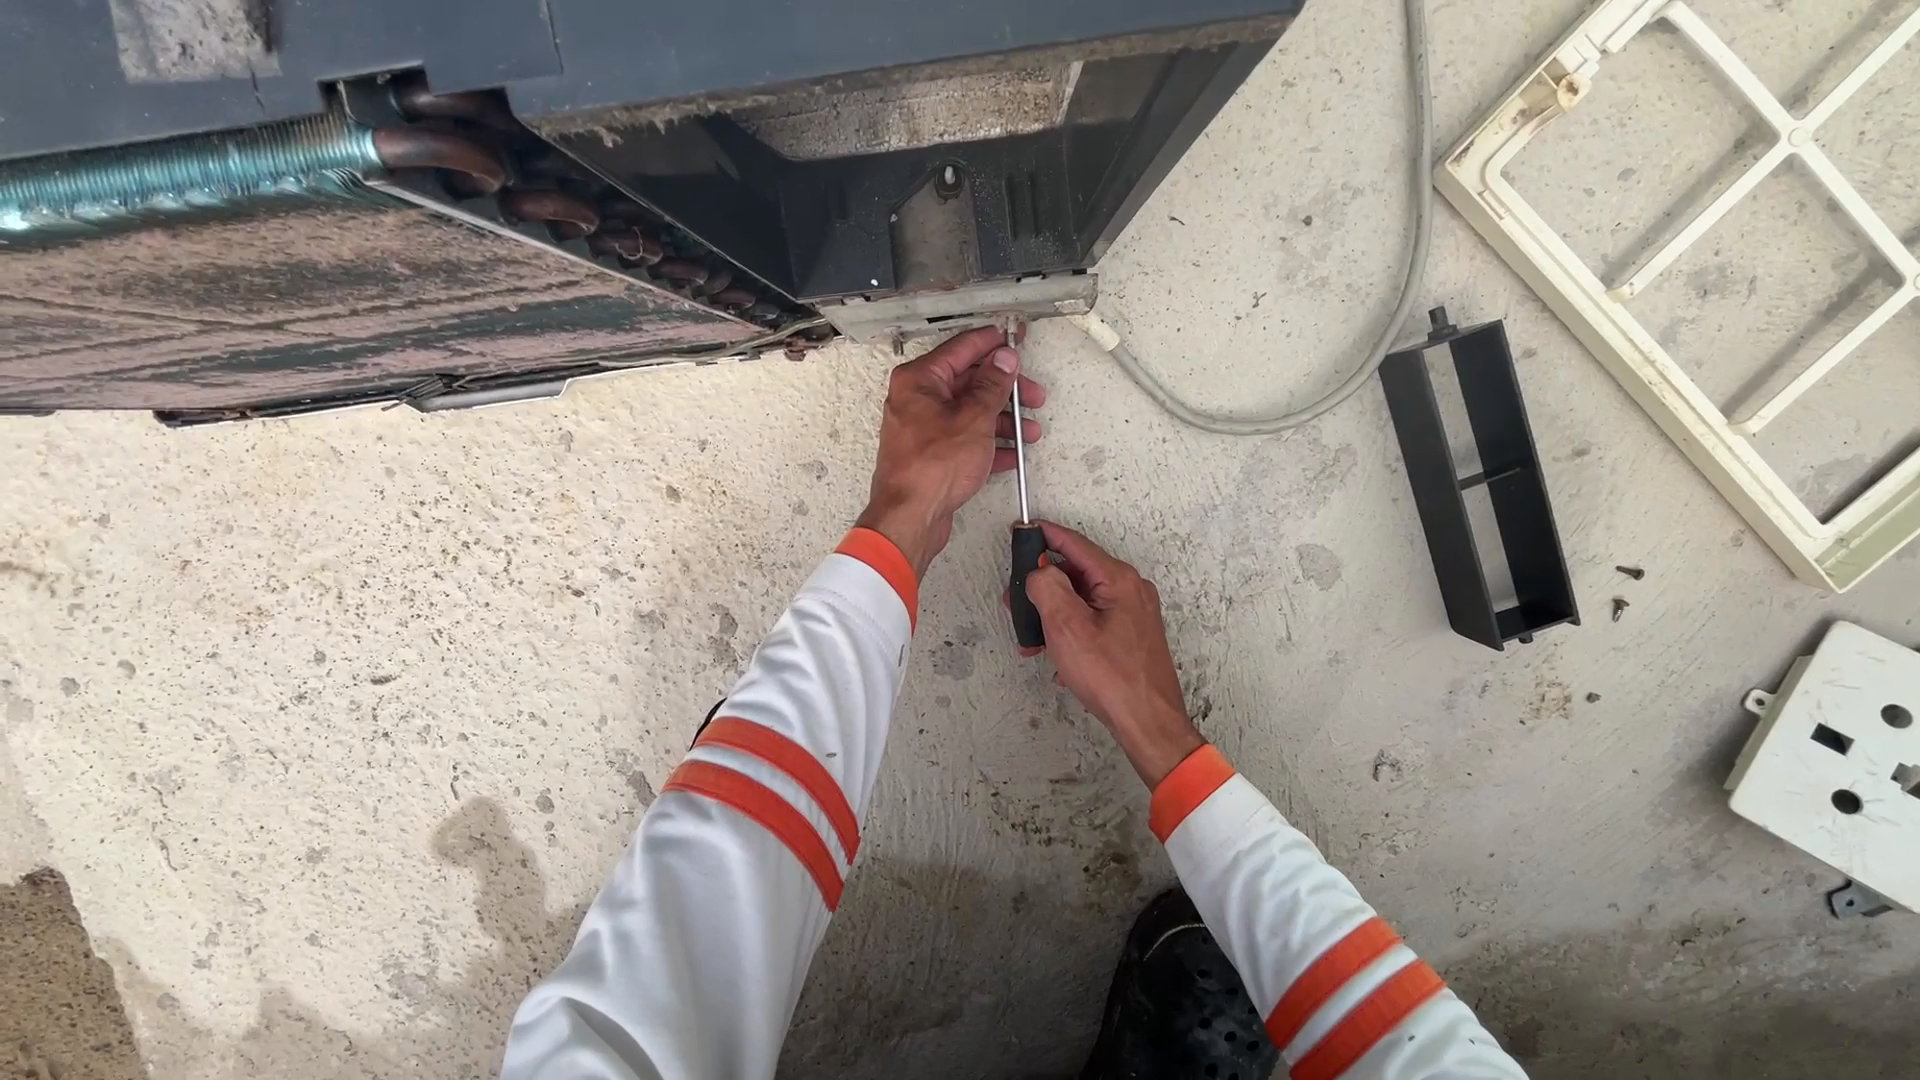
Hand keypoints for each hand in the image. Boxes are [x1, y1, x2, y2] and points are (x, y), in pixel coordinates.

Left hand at [856, 326, 1045, 575]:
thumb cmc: (930, 469)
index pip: (963, 348)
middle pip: (968, 382)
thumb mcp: (974, 419)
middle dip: (1005, 389)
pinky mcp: (930, 453)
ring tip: (1029, 431)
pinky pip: (964, 438)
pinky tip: (1010, 454)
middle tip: (1032, 394)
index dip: (994, 342)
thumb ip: (992, 385)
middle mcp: (916, 399)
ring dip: (1002, 419)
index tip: (1015, 337)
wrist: (910, 517)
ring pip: (969, 412)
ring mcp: (922, 427)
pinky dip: (987, 443)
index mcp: (920, 380)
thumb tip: (1003, 360)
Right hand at [1023, 522, 1203, 786]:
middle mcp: (1130, 590)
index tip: (1020, 531)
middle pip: (1076, 572)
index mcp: (1117, 580)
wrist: (1147, 721)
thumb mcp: (1066, 625)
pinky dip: (1069, 631)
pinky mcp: (1131, 636)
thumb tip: (1039, 571)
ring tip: (1030, 638)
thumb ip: (1047, 586)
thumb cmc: (1111, 676)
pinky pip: (1092, 621)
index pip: (1074, 543)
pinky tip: (1056, 657)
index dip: (1043, 536)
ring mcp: (1133, 614)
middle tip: (1015, 600)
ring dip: (1052, 614)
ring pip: (1082, 600)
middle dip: (1042, 585)